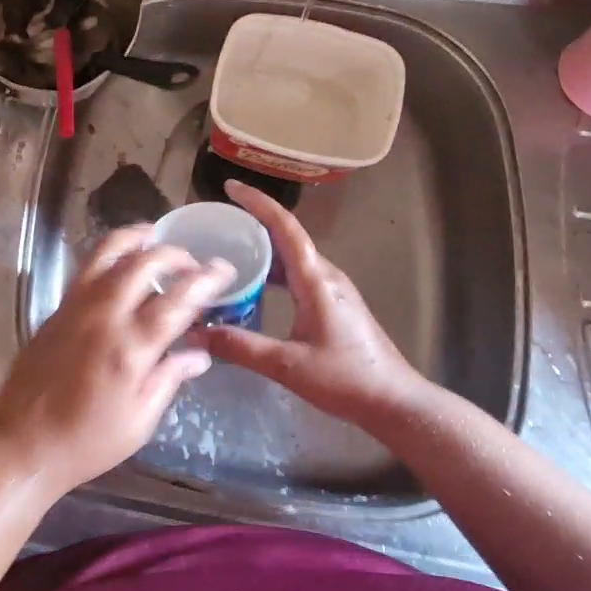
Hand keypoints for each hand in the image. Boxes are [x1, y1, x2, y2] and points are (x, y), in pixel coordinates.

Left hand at [0, 225, 233, 495]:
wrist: (21, 442)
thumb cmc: (86, 442)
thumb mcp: (139, 421)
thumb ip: (168, 379)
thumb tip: (200, 354)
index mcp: (130, 348)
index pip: (176, 301)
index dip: (204, 280)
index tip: (224, 269)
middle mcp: (103, 316)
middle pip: (142, 264)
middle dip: (173, 253)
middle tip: (193, 260)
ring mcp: (75, 308)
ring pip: (107, 255)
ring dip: (135, 240)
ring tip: (155, 236)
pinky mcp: (57, 309)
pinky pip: (87, 268)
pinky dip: (109, 254)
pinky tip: (121, 261)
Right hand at [201, 181, 429, 424]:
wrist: (396, 403)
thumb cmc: (347, 380)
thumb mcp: (288, 366)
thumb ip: (241, 347)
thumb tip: (195, 334)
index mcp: (315, 280)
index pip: (284, 228)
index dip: (257, 203)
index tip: (230, 187)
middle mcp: (325, 276)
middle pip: (285, 237)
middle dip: (251, 223)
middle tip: (215, 223)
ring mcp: (331, 289)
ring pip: (290, 256)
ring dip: (261, 248)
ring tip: (226, 250)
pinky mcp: (332, 304)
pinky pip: (296, 274)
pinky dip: (271, 270)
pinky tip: (252, 285)